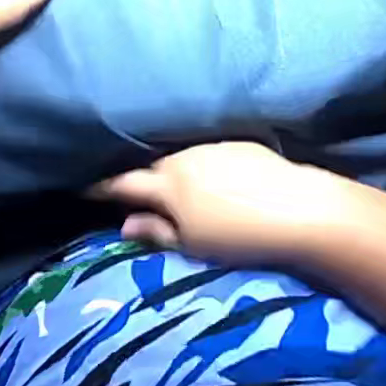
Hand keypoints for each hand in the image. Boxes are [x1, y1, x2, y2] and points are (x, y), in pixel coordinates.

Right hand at [92, 143, 362, 265]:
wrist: (299, 209)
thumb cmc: (239, 236)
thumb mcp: (192, 243)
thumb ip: (156, 231)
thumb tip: (124, 224)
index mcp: (167, 184)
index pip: (123, 182)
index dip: (102, 186)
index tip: (86, 187)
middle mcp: (184, 157)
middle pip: (152, 165)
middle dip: (139, 176)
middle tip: (131, 189)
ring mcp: (212, 146)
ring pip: (180, 155)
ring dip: (171, 168)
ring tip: (171, 182)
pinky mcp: (239, 142)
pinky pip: (207, 150)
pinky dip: (199, 162)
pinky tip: (210, 175)